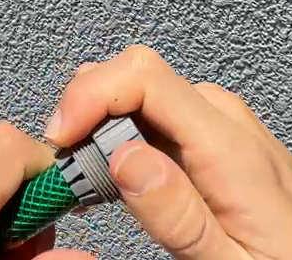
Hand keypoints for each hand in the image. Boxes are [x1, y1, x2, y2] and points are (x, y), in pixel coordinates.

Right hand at [46, 46, 291, 259]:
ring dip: (102, 121)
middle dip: (87, 108)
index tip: (62, 137)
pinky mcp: (222, 131)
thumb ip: (178, 217)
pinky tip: (120, 170)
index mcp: (230, 147)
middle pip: (135, 74)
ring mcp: (226, 120)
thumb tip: (121, 154)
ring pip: (142, 89)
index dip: (89, 93)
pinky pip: (159, 109)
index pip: (142, 74)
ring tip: (90, 176)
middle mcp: (227, 118)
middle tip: (69, 165)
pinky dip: (124, 130)